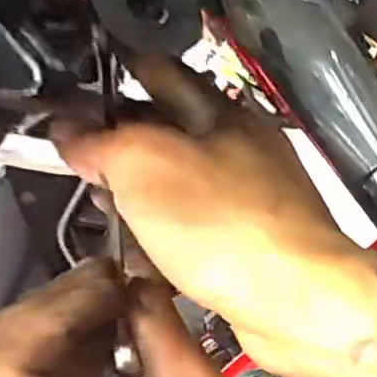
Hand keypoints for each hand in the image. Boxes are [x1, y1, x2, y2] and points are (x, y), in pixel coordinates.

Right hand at [55, 56, 376, 376]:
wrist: (302, 303)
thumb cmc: (237, 229)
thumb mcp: (144, 163)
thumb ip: (101, 140)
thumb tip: (75, 136)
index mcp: (231, 120)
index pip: (163, 74)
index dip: (113, 73)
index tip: (75, 87)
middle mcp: (250, 161)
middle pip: (172, 136)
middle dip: (120, 143)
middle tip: (81, 156)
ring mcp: (257, 211)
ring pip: (184, 191)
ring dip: (142, 199)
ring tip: (108, 209)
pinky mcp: (257, 256)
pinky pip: (201, 238)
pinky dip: (169, 243)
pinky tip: (145, 256)